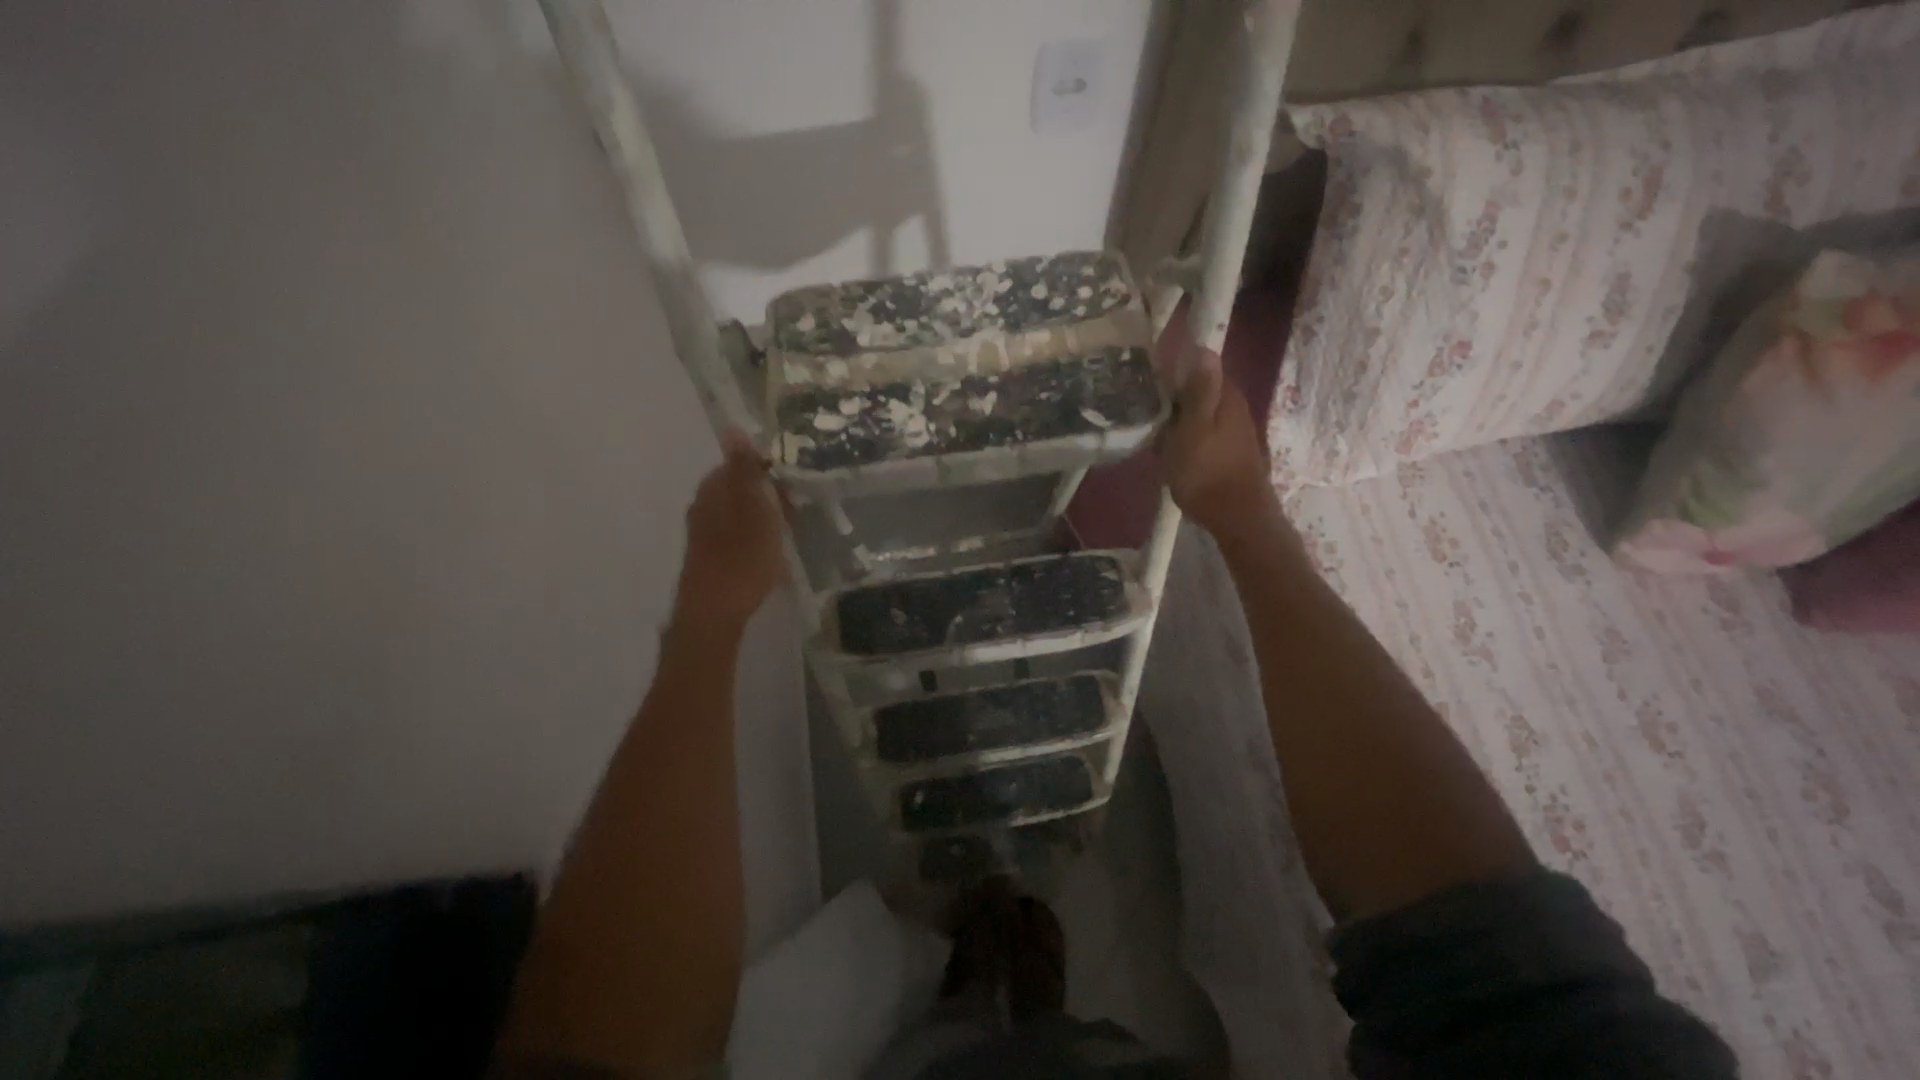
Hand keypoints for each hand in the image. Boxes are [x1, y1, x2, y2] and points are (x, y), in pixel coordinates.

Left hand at [675, 431, 785, 630]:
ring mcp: (704, 534)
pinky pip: (738, 536)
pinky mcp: (710, 557)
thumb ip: (745, 471)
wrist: (714, 614)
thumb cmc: (741, 560)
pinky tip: (770, 555)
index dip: (769, 472)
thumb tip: (732, 428)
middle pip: (739, 489)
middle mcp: (702, 506)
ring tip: (787, 534)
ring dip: (764, 519)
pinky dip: (756, 539)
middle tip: (795, 514)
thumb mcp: (753, 510)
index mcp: (712, 490)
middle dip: (768, 496)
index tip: (793, 487)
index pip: (740, 464)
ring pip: (740, 514)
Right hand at [1154, 342, 1278, 542]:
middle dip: (1170, 397)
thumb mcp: (1193, 428)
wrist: (1236, 517)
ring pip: (1196, 412)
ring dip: (1174, 420)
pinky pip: (1199, 432)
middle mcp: (1233, 405)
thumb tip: (1204, 347)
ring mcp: (1232, 428)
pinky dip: (1183, 437)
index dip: (1171, 368)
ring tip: (1151, 434)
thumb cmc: (1207, 472)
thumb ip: (1198, 389)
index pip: (1197, 363)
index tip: (1145, 380)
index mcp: (1225, 394)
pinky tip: (1169, 452)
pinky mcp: (1228, 449)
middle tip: (1142, 412)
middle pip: (1195, 388)